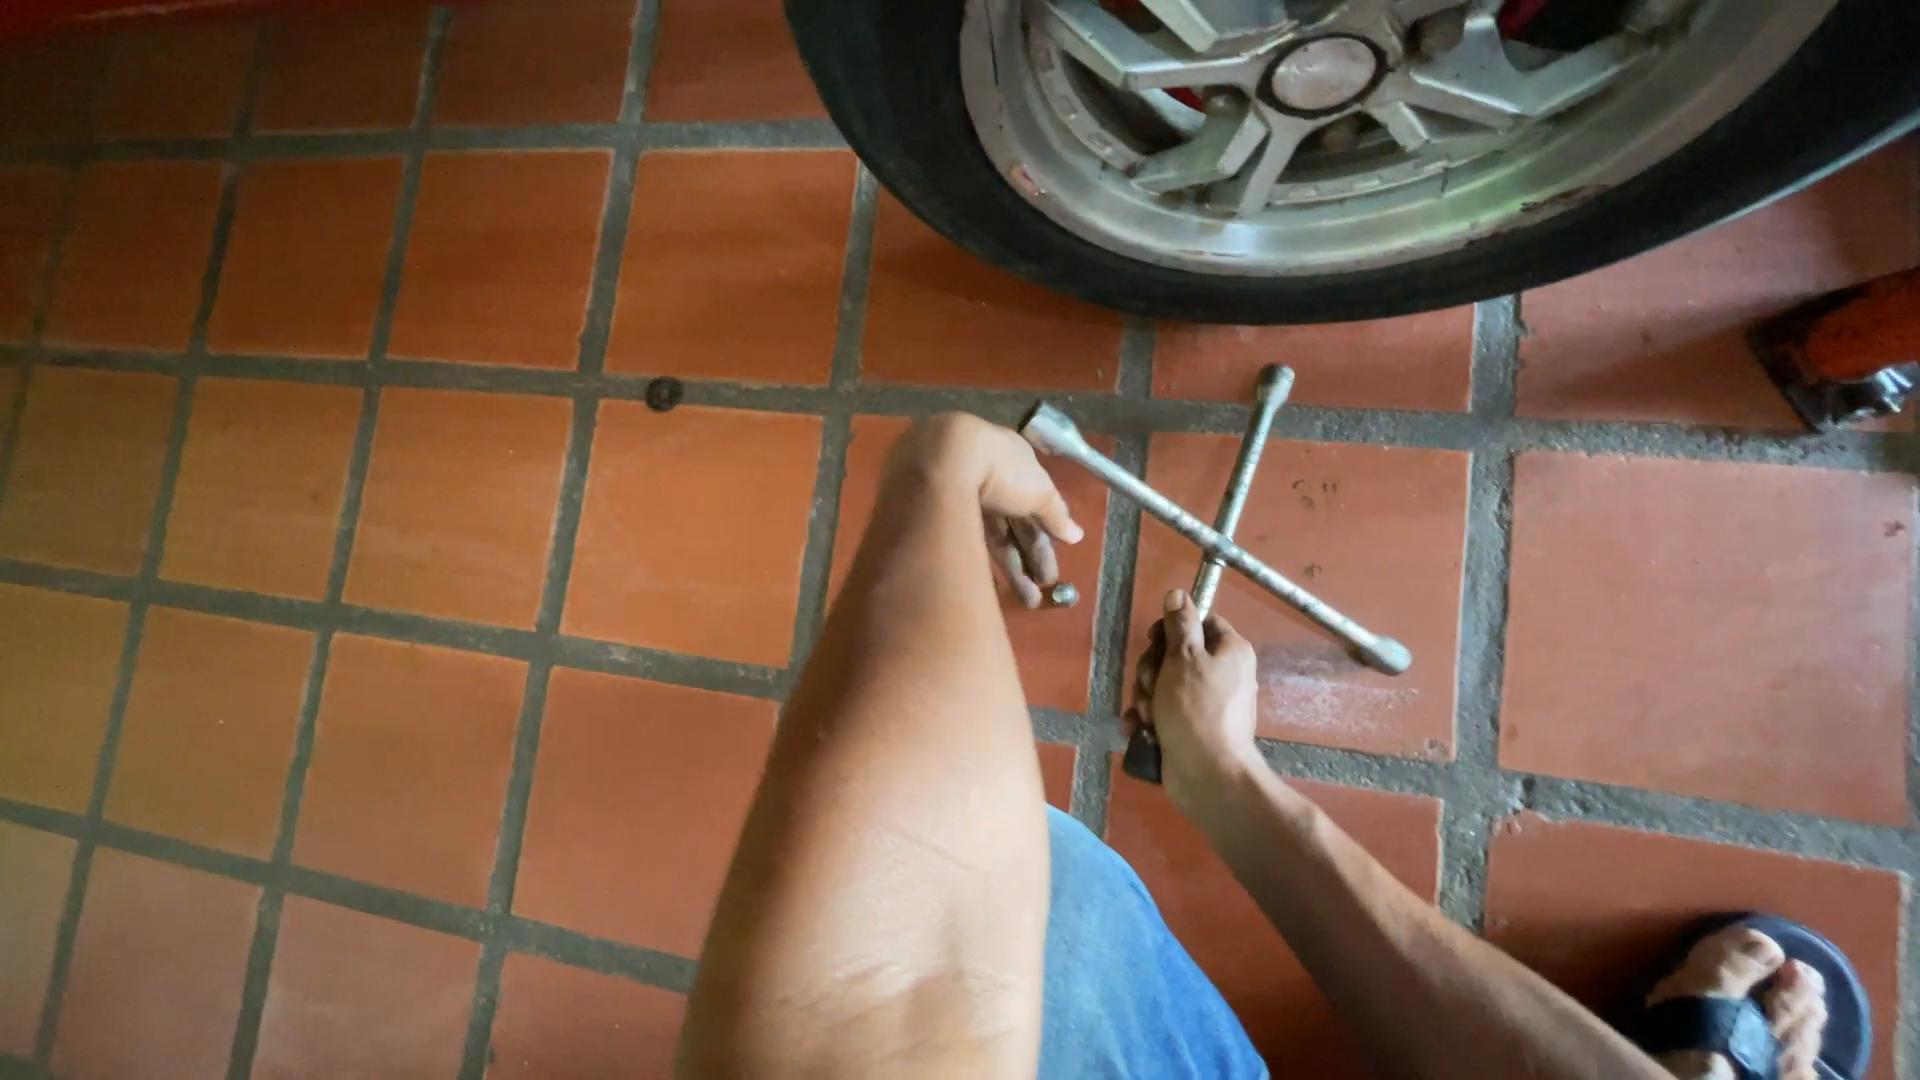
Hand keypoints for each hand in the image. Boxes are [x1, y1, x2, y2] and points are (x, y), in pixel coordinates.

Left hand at [886, 413, 1085, 607]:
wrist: (940, 461)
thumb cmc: (1001, 469)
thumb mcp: (1040, 491)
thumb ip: (1056, 514)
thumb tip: (1077, 536)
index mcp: (1009, 461)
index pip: (1033, 503)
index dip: (1045, 535)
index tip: (1052, 563)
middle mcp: (981, 475)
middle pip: (1011, 523)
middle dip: (1028, 559)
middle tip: (1041, 592)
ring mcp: (955, 493)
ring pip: (989, 535)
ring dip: (1011, 568)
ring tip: (1028, 601)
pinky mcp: (933, 512)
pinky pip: (961, 541)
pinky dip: (976, 562)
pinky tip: (986, 588)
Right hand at [1125, 589, 1259, 804]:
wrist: (1207, 774)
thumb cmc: (1196, 709)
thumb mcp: (1185, 657)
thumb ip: (1180, 624)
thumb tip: (1178, 593)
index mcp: (1230, 651)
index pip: (1200, 622)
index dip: (1173, 628)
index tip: (1155, 642)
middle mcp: (1223, 673)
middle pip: (1176, 653)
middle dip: (1152, 669)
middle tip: (1150, 685)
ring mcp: (1206, 703)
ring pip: (1163, 683)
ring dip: (1146, 695)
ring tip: (1146, 714)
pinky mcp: (1191, 727)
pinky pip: (1163, 710)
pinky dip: (1147, 717)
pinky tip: (1137, 727)